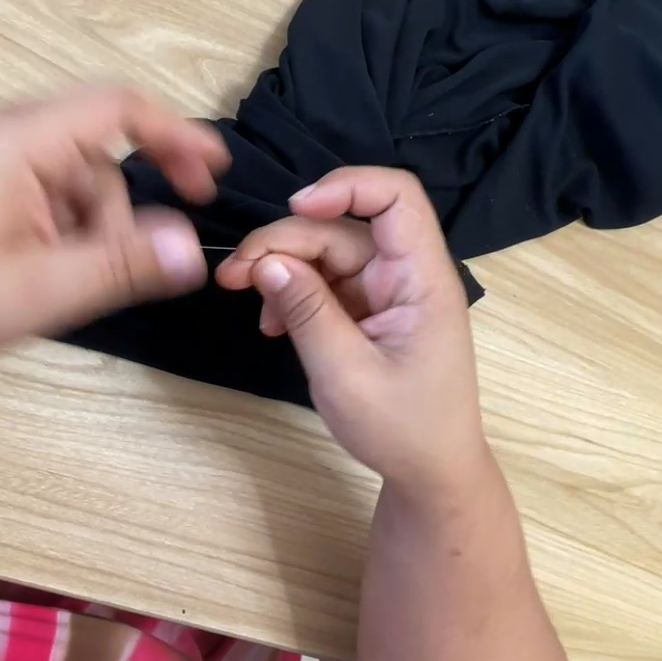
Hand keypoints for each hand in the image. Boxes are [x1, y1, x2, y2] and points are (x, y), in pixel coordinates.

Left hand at [0, 86, 229, 360]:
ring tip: (69, 279)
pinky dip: (74, 232)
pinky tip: (51, 271)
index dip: (177, 132)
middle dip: (136, 200)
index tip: (215, 166)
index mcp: (25, 141)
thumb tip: (191, 249)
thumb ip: (122, 266)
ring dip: (99, 228)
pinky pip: (61, 196)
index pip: (120, 108)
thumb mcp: (43, 288)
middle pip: (108, 148)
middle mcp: (17, 135)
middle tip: (167, 243)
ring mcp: (4, 158)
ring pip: (87, 181)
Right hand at [215, 167, 488, 489]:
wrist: (429, 474)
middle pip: (341, 230)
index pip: (396, 197)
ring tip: (245, 299)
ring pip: (325, 256)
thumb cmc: (402, 427)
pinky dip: (293, 296)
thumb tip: (266, 262)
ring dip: (281, 271)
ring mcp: (383, 292)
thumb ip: (307, 312)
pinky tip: (271, 324)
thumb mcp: (346, 373)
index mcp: (420, 278)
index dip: (347, 186)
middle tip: (232, 275)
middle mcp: (403, 274)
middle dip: (284, 243)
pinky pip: (324, 286)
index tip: (295, 207)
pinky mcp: (366, 311)